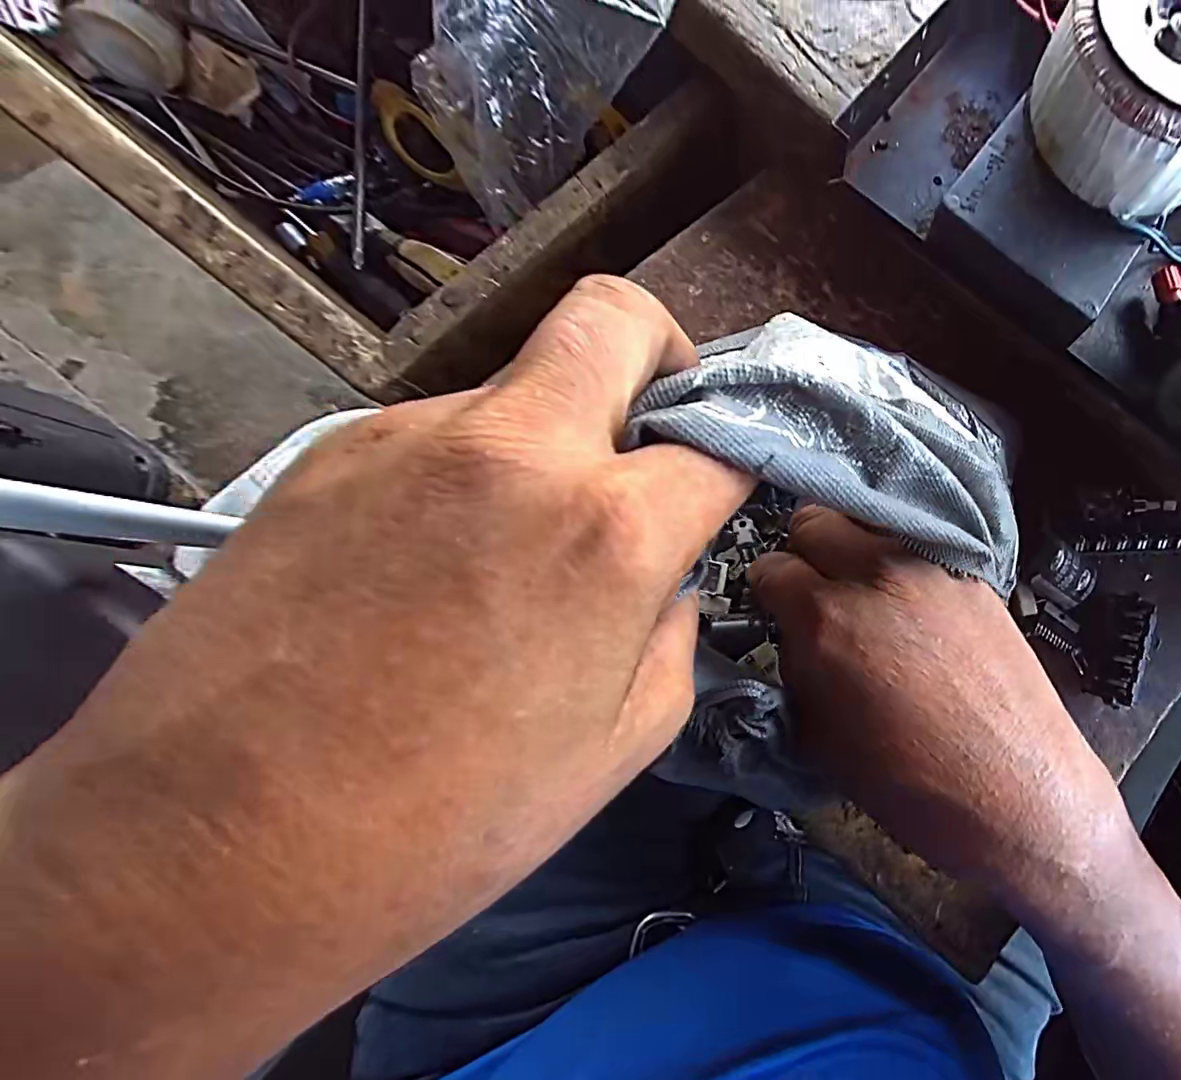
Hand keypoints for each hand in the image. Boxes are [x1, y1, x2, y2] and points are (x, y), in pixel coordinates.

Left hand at [0, 276, 753, 1077]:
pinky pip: (454, 426)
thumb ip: (676, 625)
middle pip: (617, 318)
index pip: (721, 443)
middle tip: (663, 423)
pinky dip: (492, 461)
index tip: (739, 482)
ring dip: (569, 427)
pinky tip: (459, 549)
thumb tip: (667, 578)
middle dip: (667, 350)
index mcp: (614, 531)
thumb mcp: (636, 729)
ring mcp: (413, 438)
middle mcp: (521, 453)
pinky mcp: (331, 454)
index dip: (747, 456)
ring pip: (530, 379)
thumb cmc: (464, 812)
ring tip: (542, 525)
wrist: (209, 863)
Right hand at [748, 507, 1135, 917]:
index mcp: (825, 621)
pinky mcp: (973, 576)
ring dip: (859, 546)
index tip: (780, 604)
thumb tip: (798, 638)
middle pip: (817, 519)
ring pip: (873, 522)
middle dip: (808, 550)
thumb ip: (800, 668)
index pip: (771, 568)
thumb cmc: (917, 785)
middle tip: (819, 586)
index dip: (771, 590)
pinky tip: (914, 600)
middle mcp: (877, 579)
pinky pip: (923, 544)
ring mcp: (931, 570)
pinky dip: (907, 559)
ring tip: (867, 588)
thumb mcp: (823, 739)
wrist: (1015, 791)